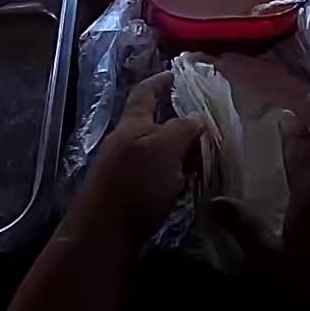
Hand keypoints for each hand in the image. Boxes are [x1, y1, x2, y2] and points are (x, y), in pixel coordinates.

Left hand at [64, 71, 202, 254]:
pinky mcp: (125, 195)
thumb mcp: (163, 150)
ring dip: (177, 152)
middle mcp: (123, 143)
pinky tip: (186, 186)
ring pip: (155, 152)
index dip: (160, 82)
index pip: (144, 93)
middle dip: (176, 122)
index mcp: (131, 126)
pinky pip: (154, 176)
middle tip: (206, 126)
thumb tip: (194, 116)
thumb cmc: (134, 185)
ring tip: (204, 157)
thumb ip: (181, 129)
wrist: (103, 236)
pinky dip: (172, 175)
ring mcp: (122, 170)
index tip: (176, 74)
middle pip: (151, 124)